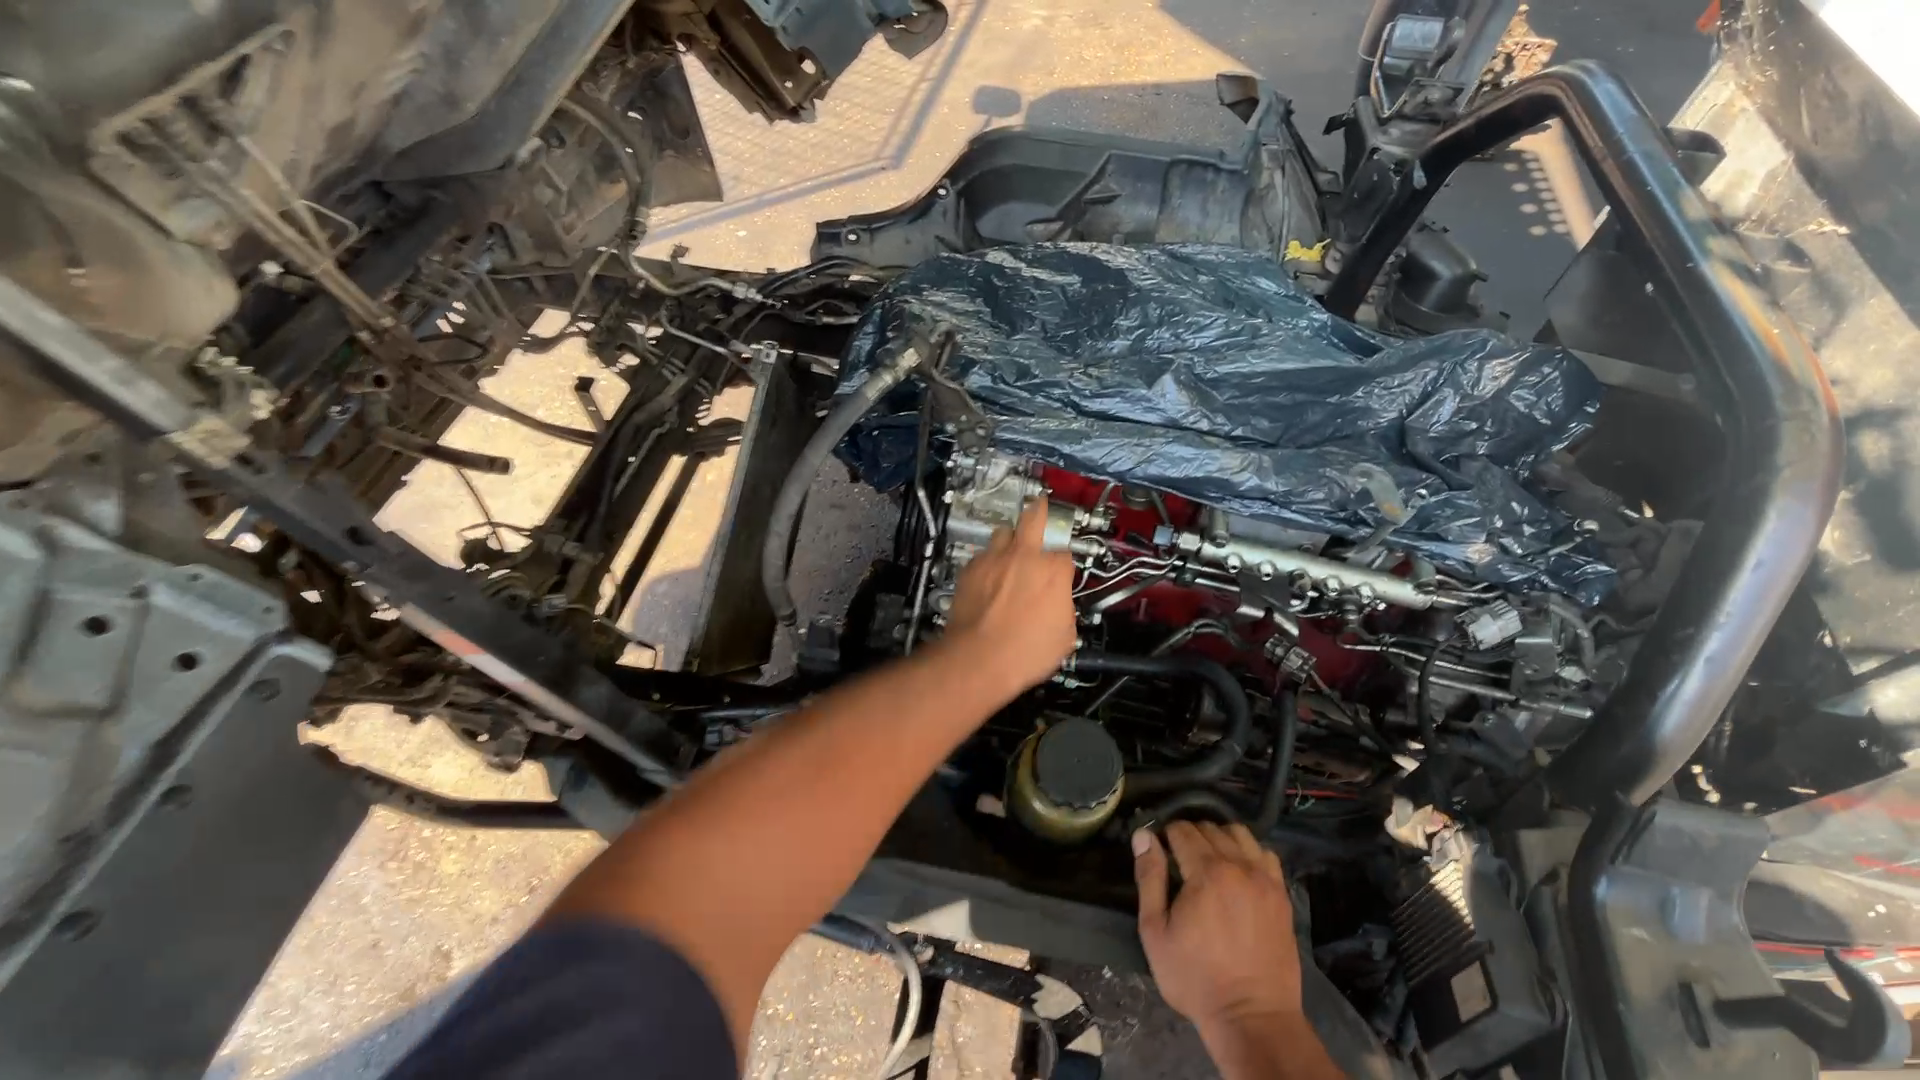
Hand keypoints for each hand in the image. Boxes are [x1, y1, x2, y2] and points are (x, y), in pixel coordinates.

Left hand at [942, 498, 1076, 696]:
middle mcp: (1024, 556)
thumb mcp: (1064, 636)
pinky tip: (987, 578)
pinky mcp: (970, 569)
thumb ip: (1063, 608)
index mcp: (1054, 572)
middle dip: (1039, 510)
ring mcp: (994, 559)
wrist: (979, 659)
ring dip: (1009, 538)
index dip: (1063, 565)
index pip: (1065, 554)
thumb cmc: (1026, 653)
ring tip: (1010, 550)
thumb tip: (1057, 604)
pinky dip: (987, 562)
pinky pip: (982, 556)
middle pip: (1034, 518)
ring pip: (1003, 532)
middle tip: (1040, 506)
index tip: (1061, 574)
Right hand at [1133, 822, 1303, 1028]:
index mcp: (1206, 872)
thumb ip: (1149, 878)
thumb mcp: (1155, 931)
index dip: (1166, 835)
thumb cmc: (1195, 977)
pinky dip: (1248, 852)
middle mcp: (1239, 866)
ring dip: (1220, 838)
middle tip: (1179, 859)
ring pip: (1240, 834)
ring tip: (1209, 861)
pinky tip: (1238, 872)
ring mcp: (1266, 879)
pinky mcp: (1281, 895)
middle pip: (1210, 828)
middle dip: (1190, 835)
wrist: (1252, 1015)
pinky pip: (1265, 854)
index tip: (1159, 851)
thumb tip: (1143, 836)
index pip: (1182, 830)